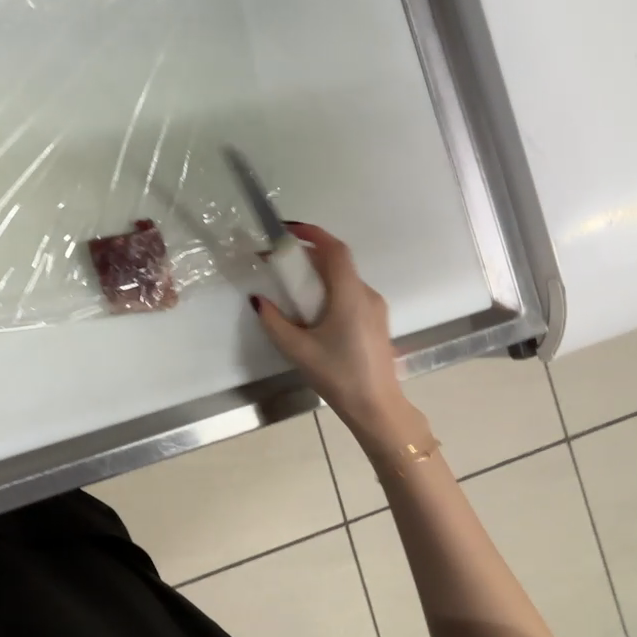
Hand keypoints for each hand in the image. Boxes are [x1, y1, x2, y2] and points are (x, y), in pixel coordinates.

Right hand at [252, 223, 426, 448]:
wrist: (377, 407)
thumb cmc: (338, 375)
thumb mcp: (297, 350)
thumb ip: (274, 321)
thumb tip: (259, 300)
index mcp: (349, 295)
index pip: (334, 250)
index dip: (313, 234)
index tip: (288, 230)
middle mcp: (366, 295)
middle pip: (337, 263)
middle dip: (308, 256)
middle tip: (279, 263)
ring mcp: (375, 309)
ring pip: (344, 280)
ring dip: (318, 276)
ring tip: (292, 289)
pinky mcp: (375, 323)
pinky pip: (350, 295)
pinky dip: (329, 291)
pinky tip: (312, 312)